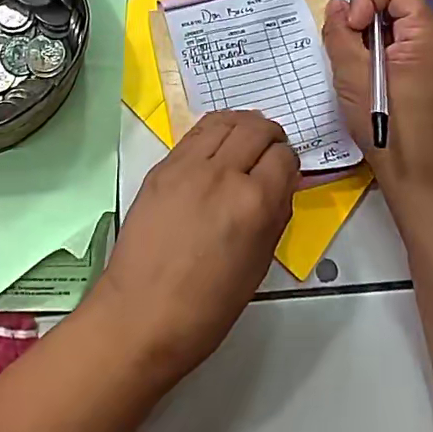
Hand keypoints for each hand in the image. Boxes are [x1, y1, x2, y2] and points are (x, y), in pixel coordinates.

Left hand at [89, 111, 298, 381]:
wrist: (143, 309)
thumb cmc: (208, 303)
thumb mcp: (259, 262)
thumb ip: (274, 215)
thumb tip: (279, 185)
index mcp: (254, 203)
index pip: (283, 157)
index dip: (289, 162)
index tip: (285, 171)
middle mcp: (221, 174)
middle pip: (254, 128)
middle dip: (270, 135)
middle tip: (270, 148)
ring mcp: (185, 167)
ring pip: (221, 121)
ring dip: (240, 124)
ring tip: (245, 139)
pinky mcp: (159, 168)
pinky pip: (192, 136)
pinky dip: (211, 133)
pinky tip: (215, 146)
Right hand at [321, 0, 432, 199]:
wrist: (412, 169)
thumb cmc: (388, 125)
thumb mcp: (352, 74)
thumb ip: (340, 33)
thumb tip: (335, 7)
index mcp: (428, 35)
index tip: (351, 28)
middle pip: (393, 3)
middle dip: (361, 18)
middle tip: (346, 47)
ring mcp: (429, 58)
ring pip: (389, 26)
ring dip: (363, 37)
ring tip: (351, 65)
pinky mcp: (420, 73)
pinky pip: (392, 45)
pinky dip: (371, 51)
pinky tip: (360, 75)